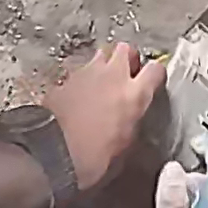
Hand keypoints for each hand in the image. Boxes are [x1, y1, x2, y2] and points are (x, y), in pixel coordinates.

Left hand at [42, 42, 165, 190]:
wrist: (53, 154)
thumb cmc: (94, 157)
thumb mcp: (125, 144)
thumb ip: (132, 119)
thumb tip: (131, 115)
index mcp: (134, 95)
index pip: (155, 69)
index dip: (155, 74)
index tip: (152, 82)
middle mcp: (112, 77)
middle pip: (125, 49)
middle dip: (127, 59)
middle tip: (126, 74)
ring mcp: (86, 74)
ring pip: (101, 55)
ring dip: (104, 65)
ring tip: (102, 83)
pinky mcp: (65, 79)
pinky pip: (80, 71)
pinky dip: (84, 79)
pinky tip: (80, 95)